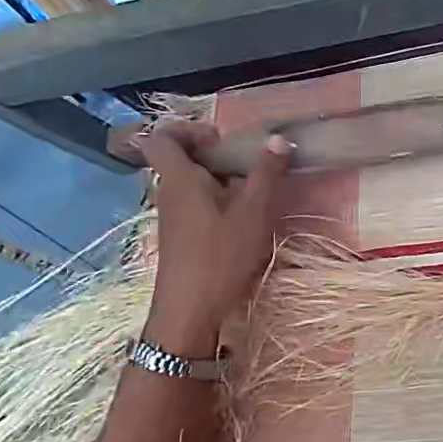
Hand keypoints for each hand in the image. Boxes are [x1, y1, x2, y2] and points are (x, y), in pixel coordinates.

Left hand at [136, 118, 290, 358]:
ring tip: (250, 192)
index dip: (188, 129)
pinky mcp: (180, 239)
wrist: (189, 312)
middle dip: (212, 155)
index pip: (163, 137)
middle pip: (180, 159)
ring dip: (217, 180)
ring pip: (189, 184)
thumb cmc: (219, 257)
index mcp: (179, 179)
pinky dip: (215, 203)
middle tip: (245, 164)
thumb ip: (266, 174)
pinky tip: (241, 221)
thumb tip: (279, 139)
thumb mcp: (252, 213)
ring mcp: (172, 218)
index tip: (221, 139)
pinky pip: (193, 206)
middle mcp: (168, 193)